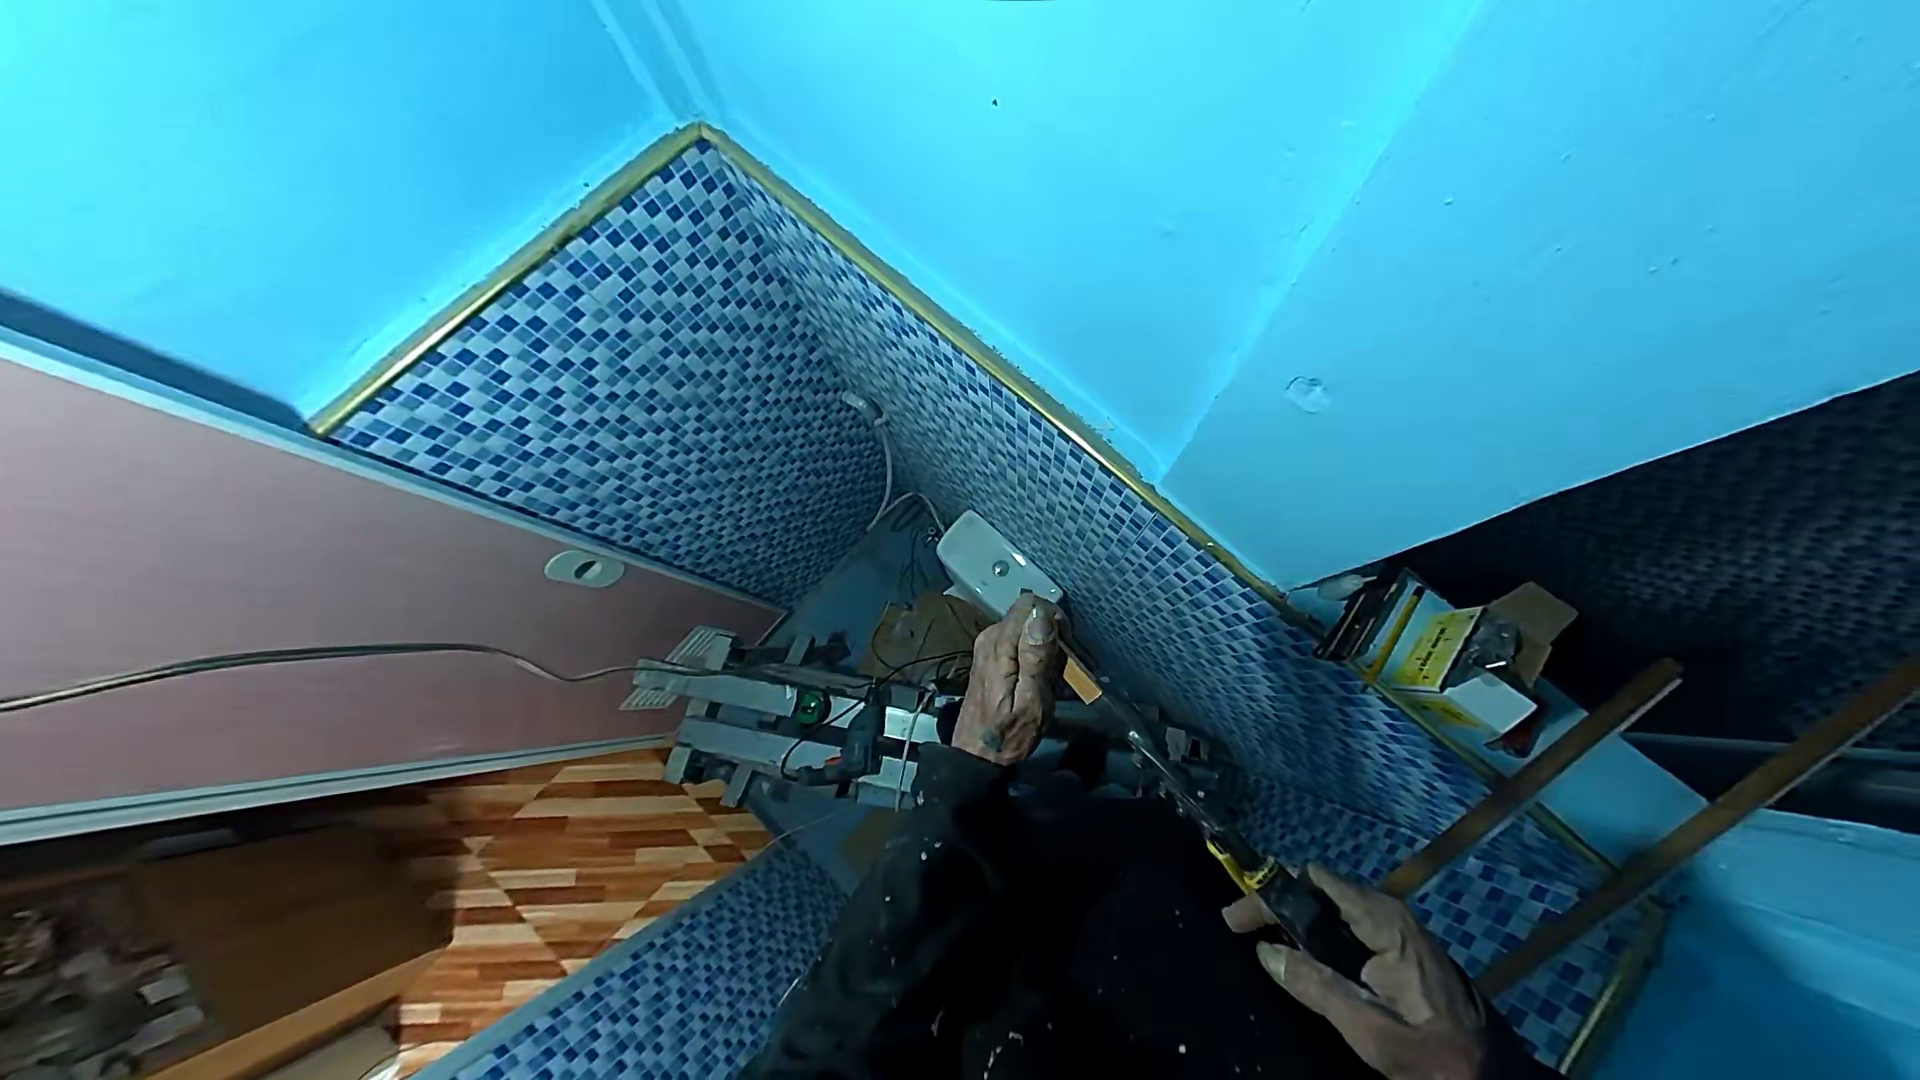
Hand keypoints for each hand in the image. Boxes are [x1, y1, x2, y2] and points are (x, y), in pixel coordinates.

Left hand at [952, 595, 1062, 764]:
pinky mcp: (990, 655)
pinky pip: (1018, 641)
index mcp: (999, 644)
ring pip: (1026, 628)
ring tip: (1052, 679)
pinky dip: (1035, 655)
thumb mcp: (1031, 701)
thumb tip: (1042, 615)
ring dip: (1045, 648)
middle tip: (1062, 669)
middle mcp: (990, 637)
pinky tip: (1039, 679)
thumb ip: (1036, 657)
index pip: (1030, 604)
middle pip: (1029, 614)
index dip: (1054, 619)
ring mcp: (988, 645)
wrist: (977, 755)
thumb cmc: (1008, 735)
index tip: (1066, 647)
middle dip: (1052, 635)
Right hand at [1223, 865, 1488, 1079]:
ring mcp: (1395, 927)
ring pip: (1328, 906)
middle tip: (1242, 927)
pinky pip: (1345, 924)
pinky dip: (1314, 931)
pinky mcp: (1398, 946)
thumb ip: (1315, 985)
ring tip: (1262, 936)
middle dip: (1276, 903)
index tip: (1236, 917)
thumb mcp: (1370, 1029)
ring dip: (1293, 918)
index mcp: (1383, 920)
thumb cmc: (1433, 1056)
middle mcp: (1388, 911)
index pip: (1312, 882)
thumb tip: (1263, 949)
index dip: (1269, 893)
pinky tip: (1300, 951)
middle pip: (1316, 890)